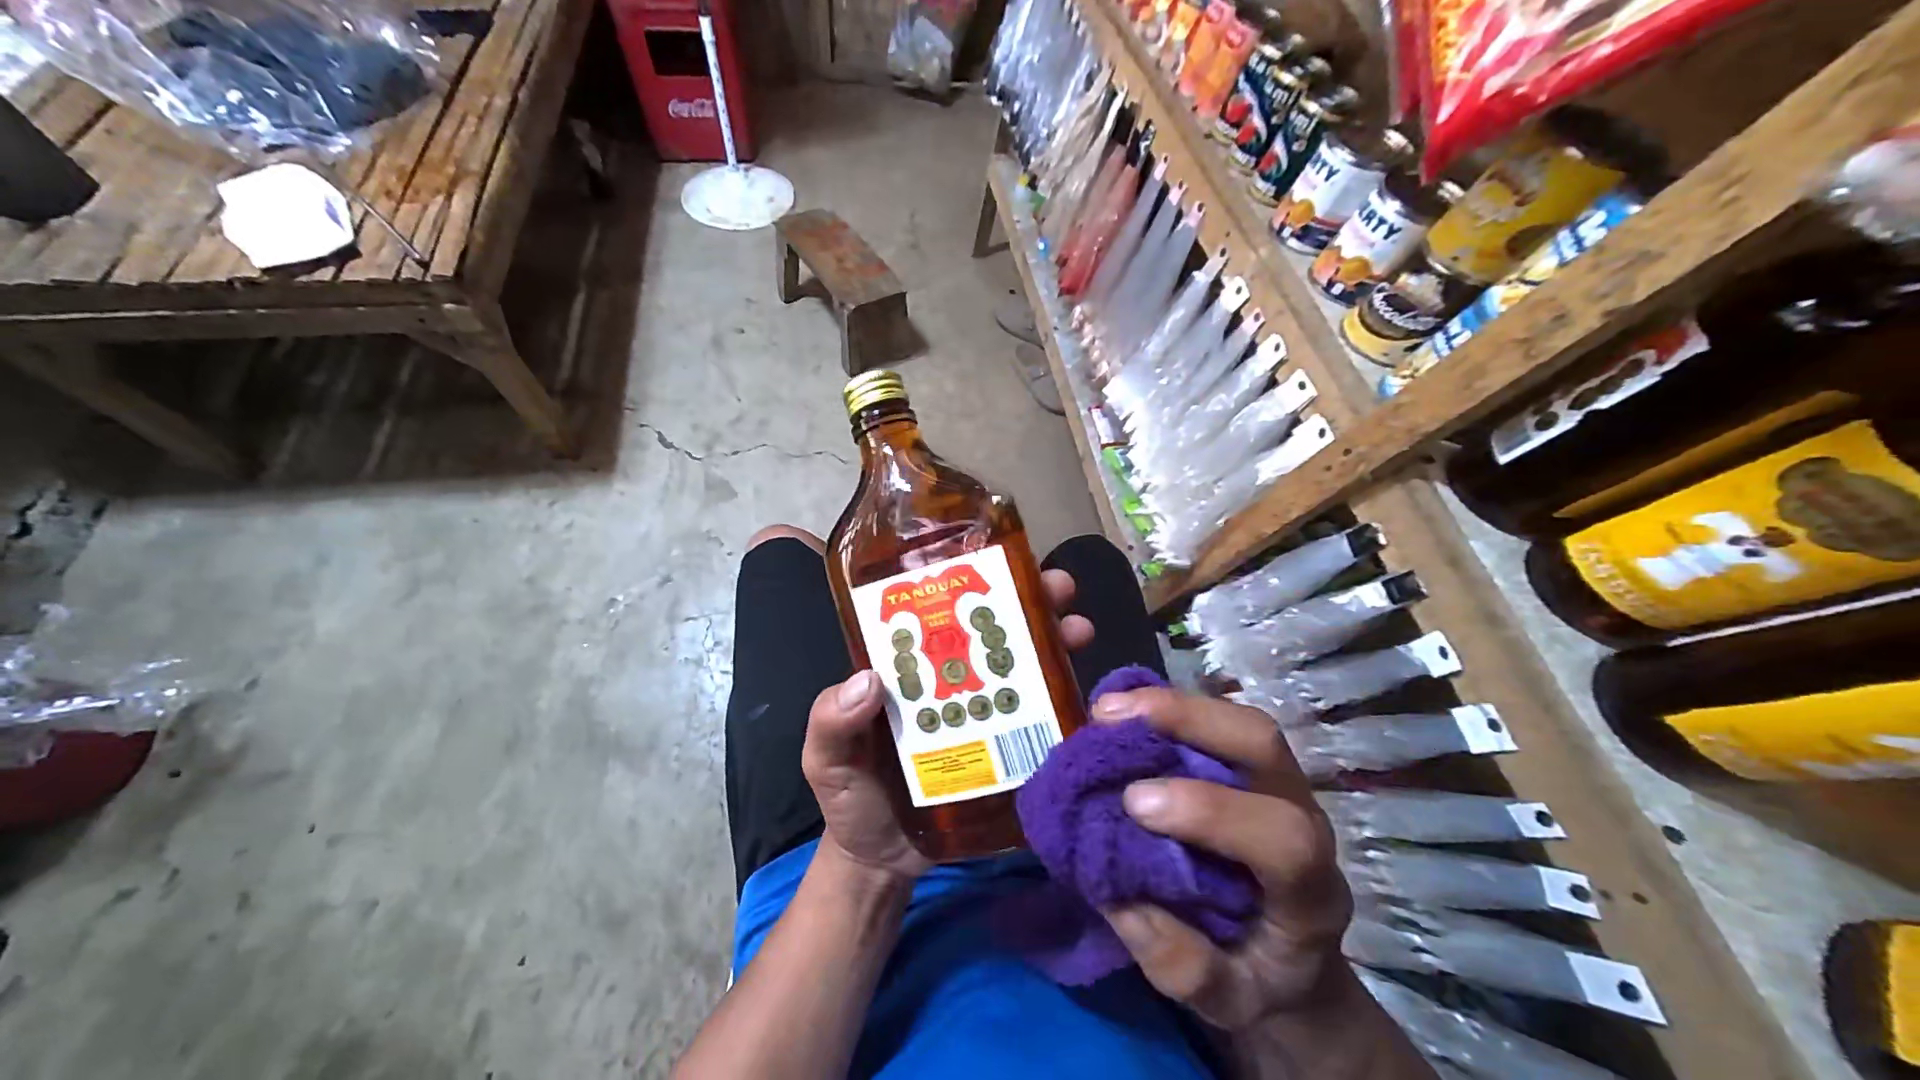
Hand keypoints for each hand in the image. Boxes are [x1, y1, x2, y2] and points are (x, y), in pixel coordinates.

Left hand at [804, 569, 1094, 884]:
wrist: (885, 862)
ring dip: (1053, 641)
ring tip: (1079, 629)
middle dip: (1028, 603)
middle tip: (1059, 588)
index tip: (1000, 566)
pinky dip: (1062, 699)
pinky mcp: (1007, 751)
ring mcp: (982, 715)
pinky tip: (1084, 691)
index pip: (940, 616)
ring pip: (1022, 667)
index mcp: (907, 672)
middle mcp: (950, 683)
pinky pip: (1038, 718)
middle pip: (992, 632)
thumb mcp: (826, 760)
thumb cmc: (851, 802)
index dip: (969, 587)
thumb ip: (829, 723)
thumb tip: (868, 680)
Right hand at [1089, 687, 1351, 1030]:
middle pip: (1264, 746)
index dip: (1210, 812)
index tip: (1134, 804)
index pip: (1282, 839)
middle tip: (1112, 720)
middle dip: (1188, 720)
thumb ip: (1180, 964)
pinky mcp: (1252, 768)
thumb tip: (1120, 897)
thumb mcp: (1224, 1001)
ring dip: (1170, 705)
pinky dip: (1167, 710)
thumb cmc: (1260, 976)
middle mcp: (1305, 818)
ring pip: (1240, 722)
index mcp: (1309, 890)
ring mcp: (1282, 784)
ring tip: (1107, 710)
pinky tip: (1123, 710)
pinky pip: (1217, 723)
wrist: (1291, 956)